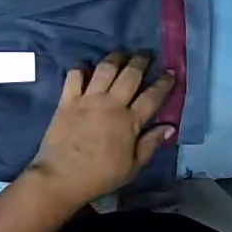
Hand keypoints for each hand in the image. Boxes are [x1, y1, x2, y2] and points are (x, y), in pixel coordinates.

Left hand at [23, 51, 176, 209]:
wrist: (62, 177)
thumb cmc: (100, 176)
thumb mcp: (132, 166)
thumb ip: (150, 144)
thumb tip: (170, 127)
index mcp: (130, 121)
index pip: (153, 96)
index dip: (164, 82)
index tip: (170, 71)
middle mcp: (111, 104)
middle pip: (130, 74)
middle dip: (141, 61)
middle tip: (146, 55)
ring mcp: (88, 99)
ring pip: (105, 69)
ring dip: (116, 58)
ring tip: (122, 54)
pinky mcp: (67, 100)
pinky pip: (75, 76)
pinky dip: (81, 68)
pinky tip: (87, 66)